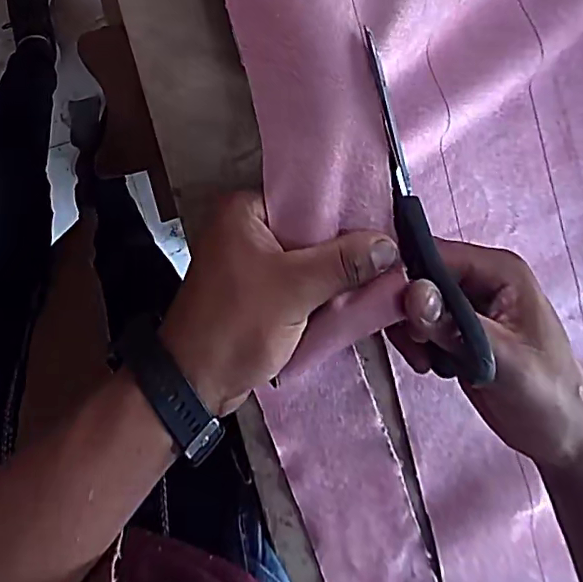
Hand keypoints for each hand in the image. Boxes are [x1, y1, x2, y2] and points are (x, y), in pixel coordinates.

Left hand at [161, 192, 401, 414]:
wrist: (195, 387)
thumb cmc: (233, 327)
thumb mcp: (294, 289)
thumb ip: (343, 263)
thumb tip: (387, 245)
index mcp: (244, 208)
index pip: (305, 194)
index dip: (345, 207)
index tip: (382, 219)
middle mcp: (246, 225)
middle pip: (310, 226)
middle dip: (345, 241)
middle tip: (385, 248)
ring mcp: (252, 257)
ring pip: (308, 253)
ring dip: (336, 267)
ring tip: (378, 268)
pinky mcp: (259, 286)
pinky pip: (300, 275)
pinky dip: (322, 285)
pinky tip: (352, 290)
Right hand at [388, 241, 582, 469]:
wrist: (565, 439)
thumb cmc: (550, 396)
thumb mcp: (504, 361)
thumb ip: (457, 327)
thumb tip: (413, 292)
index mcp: (500, 269)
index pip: (439, 254)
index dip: (409, 276)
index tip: (390, 310)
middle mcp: (482, 277)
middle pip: (422, 273)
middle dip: (408, 308)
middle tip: (414, 345)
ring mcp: (469, 302)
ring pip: (416, 298)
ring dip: (410, 328)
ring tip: (423, 360)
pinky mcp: (457, 327)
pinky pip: (421, 320)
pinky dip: (416, 340)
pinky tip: (428, 365)